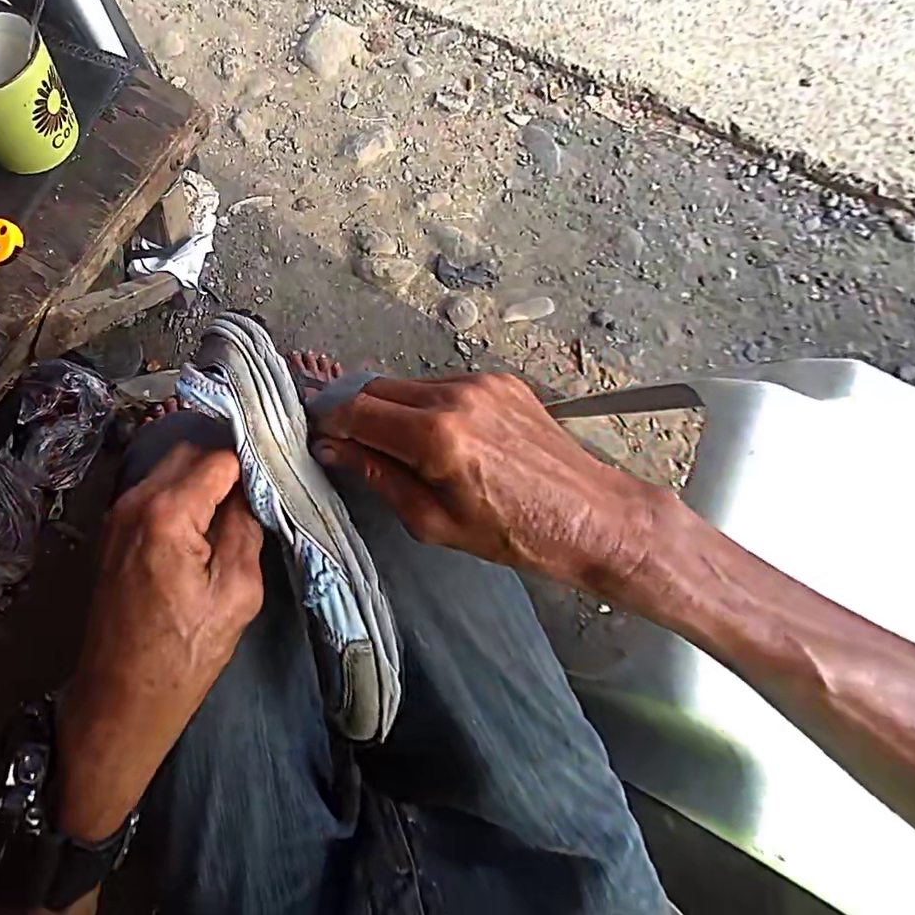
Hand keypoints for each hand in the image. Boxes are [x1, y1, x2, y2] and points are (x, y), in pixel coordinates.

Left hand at [56, 443, 263, 840]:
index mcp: (167, 514)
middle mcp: (134, 501)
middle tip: (251, 497)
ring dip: (199, 480)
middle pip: (188, 454)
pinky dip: (178, 495)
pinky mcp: (112, 531)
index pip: (216, 459)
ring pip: (167, 469)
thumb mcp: (236, 594)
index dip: (247, 466)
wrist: (120, 697)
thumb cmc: (183, 655)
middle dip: (222, 467)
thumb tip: (248, 493)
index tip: (269, 481)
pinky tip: (199, 526)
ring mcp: (117, 514)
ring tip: (228, 513)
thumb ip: (244, 530)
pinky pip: (151, 492)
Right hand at [313, 373, 671, 596]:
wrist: (597, 517)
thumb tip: (331, 449)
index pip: (356, 410)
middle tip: (348, 442)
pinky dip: (423, 405)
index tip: (317, 436)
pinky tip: (439, 436)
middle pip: (374, 387)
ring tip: (398, 445)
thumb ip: (376, 475)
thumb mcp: (431, 520)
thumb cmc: (513, 534)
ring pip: (405, 384)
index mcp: (436, 437)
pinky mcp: (499, 380)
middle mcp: (454, 396)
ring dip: (388, 408)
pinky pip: (439, 385)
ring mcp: (479, 382)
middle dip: (354, 412)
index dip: (328, 421)